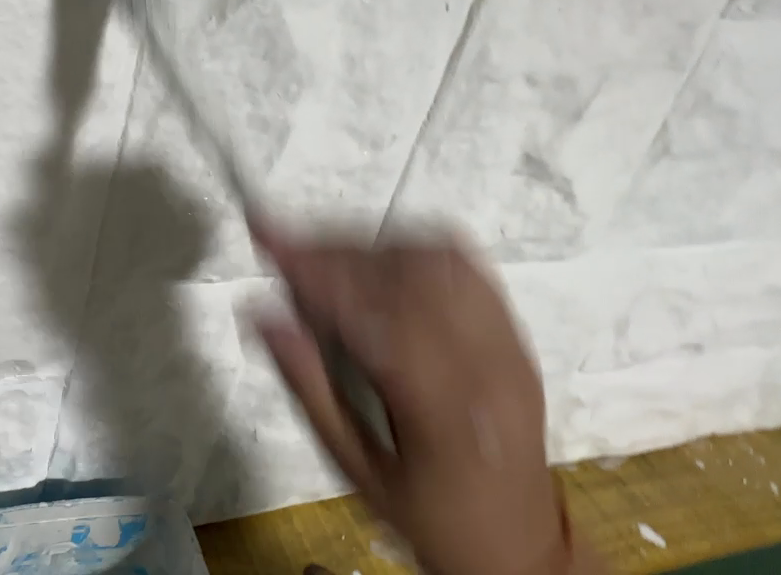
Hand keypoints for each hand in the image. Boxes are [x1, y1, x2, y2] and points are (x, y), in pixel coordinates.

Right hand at [255, 232, 599, 574]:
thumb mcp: (355, 468)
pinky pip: (462, 263)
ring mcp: (506, 342)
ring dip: (368, 246)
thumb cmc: (427, 513)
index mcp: (445, 412)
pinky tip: (374, 261)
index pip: (374, 316)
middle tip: (284, 251)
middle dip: (332, 251)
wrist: (518, 542)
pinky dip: (408, 248)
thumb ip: (308, 388)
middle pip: (402, 276)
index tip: (266, 238)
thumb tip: (262, 316)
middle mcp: (485, 365)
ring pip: (432, 258)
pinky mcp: (512, 330)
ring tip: (324, 259)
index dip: (316, 271)